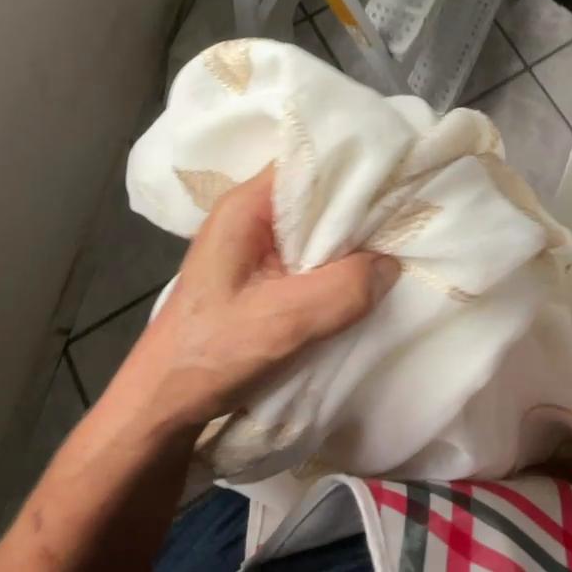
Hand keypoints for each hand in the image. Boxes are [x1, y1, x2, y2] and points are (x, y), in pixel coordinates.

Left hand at [110, 167, 400, 432]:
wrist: (163, 407)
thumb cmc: (209, 356)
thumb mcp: (282, 322)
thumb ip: (342, 290)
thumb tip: (391, 264)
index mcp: (246, 207)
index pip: (309, 163)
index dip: (354, 169)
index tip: (400, 179)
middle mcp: (251, 215)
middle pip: (317, 195)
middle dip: (359, 208)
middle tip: (408, 216)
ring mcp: (256, 246)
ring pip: (317, 229)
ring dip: (351, 241)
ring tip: (398, 243)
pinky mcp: (263, 275)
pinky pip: (311, 256)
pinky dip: (338, 264)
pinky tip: (366, 275)